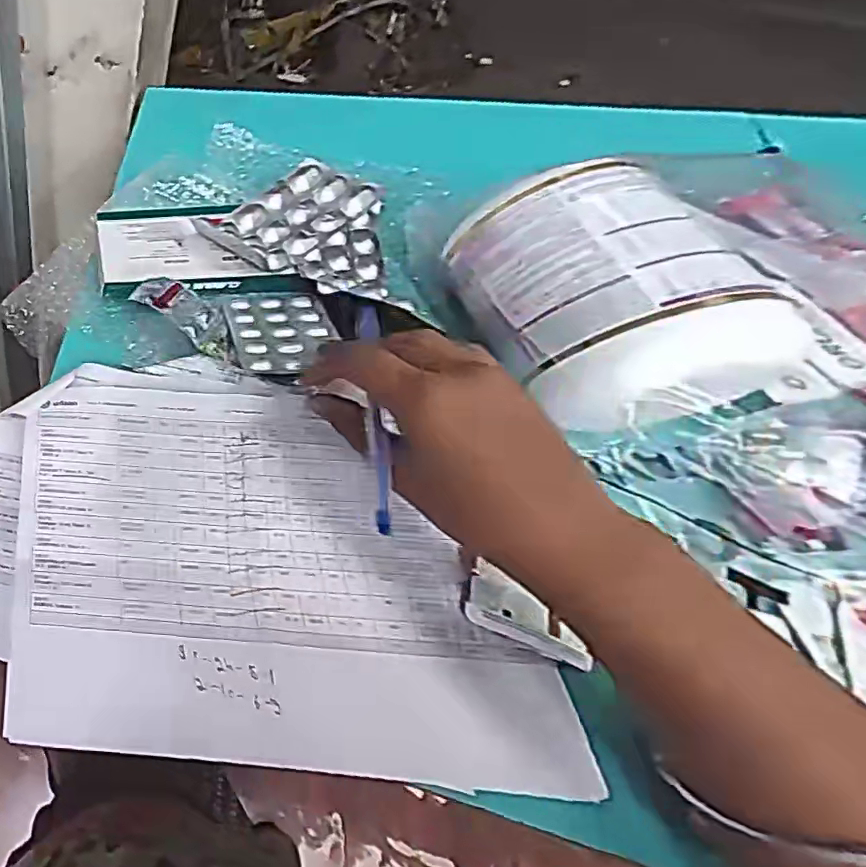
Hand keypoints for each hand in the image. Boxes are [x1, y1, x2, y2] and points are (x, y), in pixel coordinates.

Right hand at [302, 330, 634, 594]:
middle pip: (395, 341)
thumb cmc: (468, 509)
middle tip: (333, 377)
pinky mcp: (507, 381)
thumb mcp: (400, 471)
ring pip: (427, 342)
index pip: (363, 360)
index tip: (309, 380)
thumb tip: (324, 404)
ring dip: (392, 352)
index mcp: (425, 395)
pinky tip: (415, 386)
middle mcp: (457, 370)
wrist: (557, 525)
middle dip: (359, 353)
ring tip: (371, 379)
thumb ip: (357, 430)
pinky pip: (454, 353)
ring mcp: (487, 372)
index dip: (328, 365)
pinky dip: (424, 359)